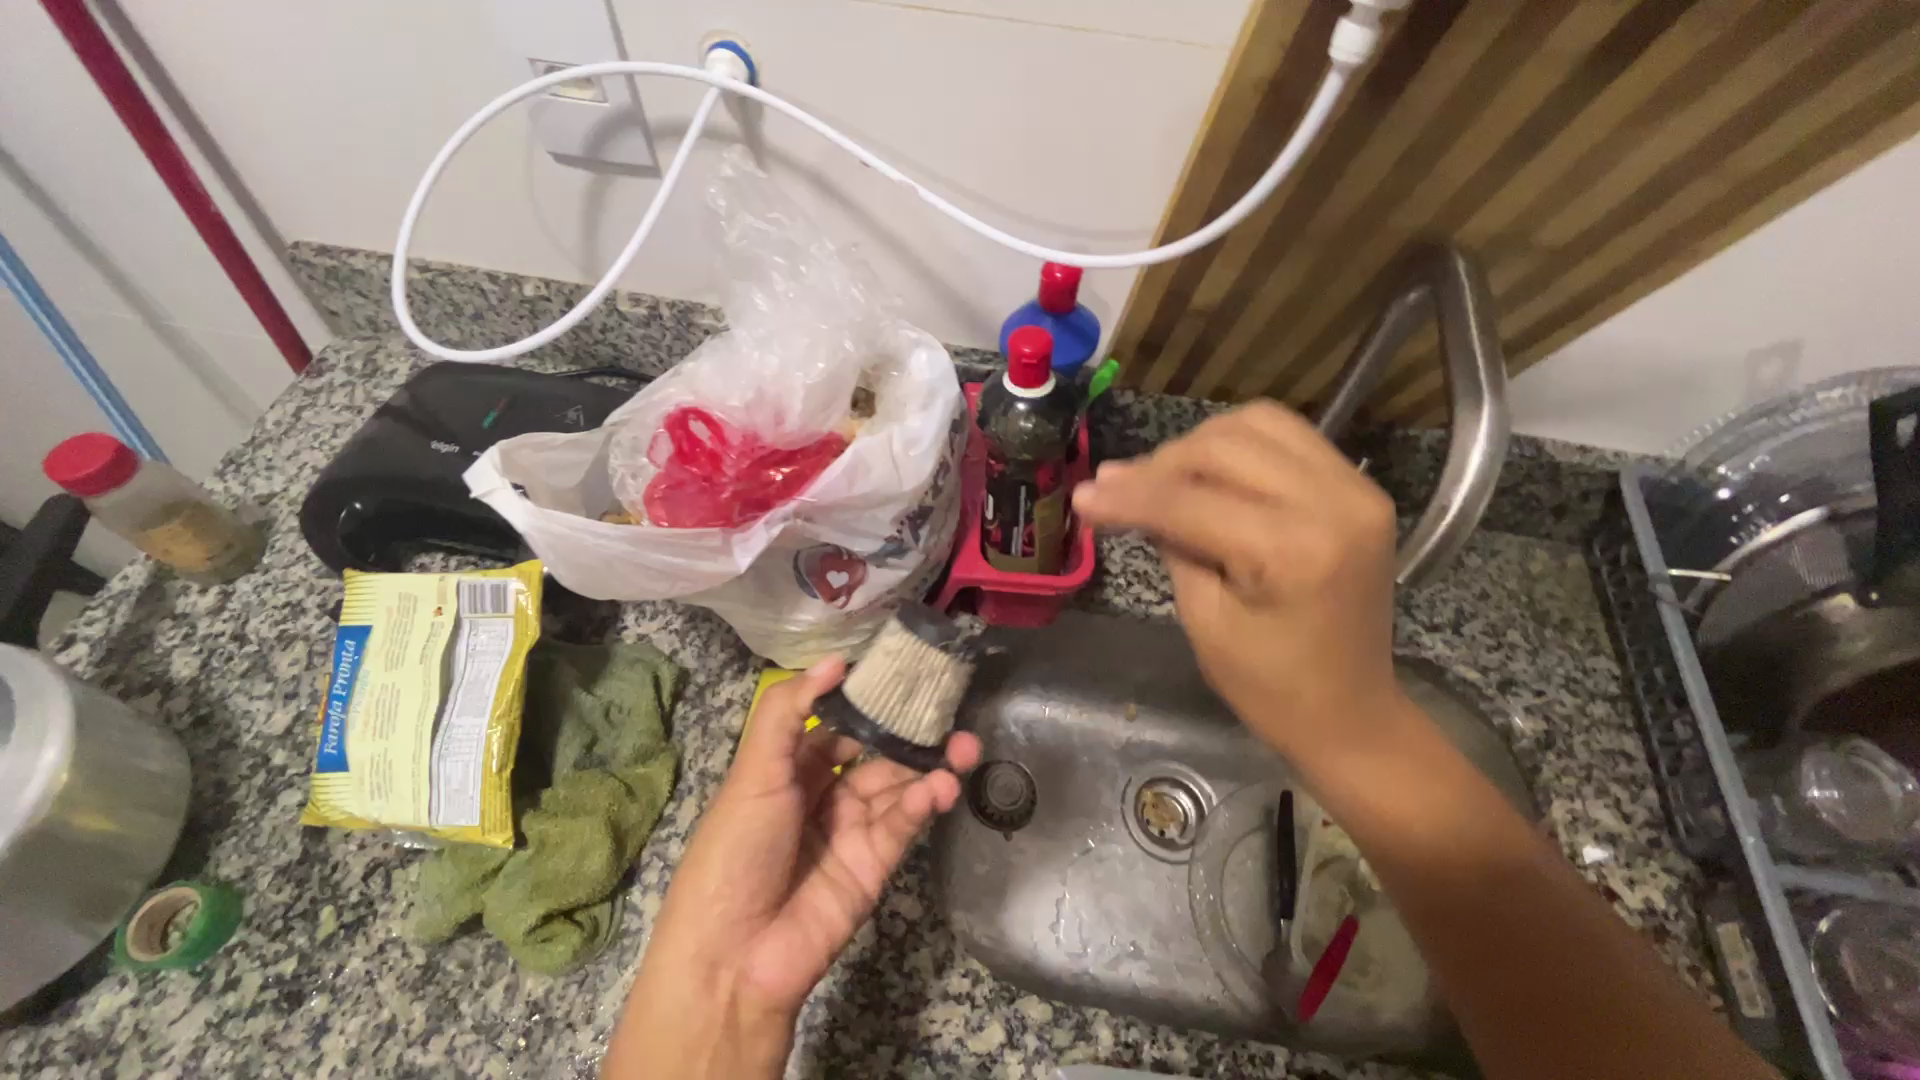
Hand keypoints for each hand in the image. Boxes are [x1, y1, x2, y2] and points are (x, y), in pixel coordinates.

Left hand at [605, 658, 979, 1079]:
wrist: (733, 956)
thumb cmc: (735, 850)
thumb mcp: (754, 772)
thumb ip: (789, 711)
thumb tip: (835, 659)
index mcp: (789, 769)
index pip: (838, 725)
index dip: (868, 701)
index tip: (904, 672)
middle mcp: (824, 794)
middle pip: (876, 754)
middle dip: (910, 733)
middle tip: (949, 709)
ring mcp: (852, 830)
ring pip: (898, 786)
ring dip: (931, 766)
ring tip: (966, 747)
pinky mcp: (875, 864)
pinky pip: (903, 823)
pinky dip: (924, 802)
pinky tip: (943, 786)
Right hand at [1072, 402, 1407, 763]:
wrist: (1351, 715)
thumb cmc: (1270, 687)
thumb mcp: (1204, 618)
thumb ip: (1171, 544)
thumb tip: (1122, 492)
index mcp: (1294, 551)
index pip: (1191, 501)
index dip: (1129, 496)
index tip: (1081, 496)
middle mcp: (1335, 503)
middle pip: (1225, 446)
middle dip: (1161, 463)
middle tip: (1116, 488)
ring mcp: (1358, 489)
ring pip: (1258, 424)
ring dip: (1200, 444)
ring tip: (1163, 478)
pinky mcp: (1361, 489)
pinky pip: (1289, 439)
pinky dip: (1239, 447)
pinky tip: (1208, 474)